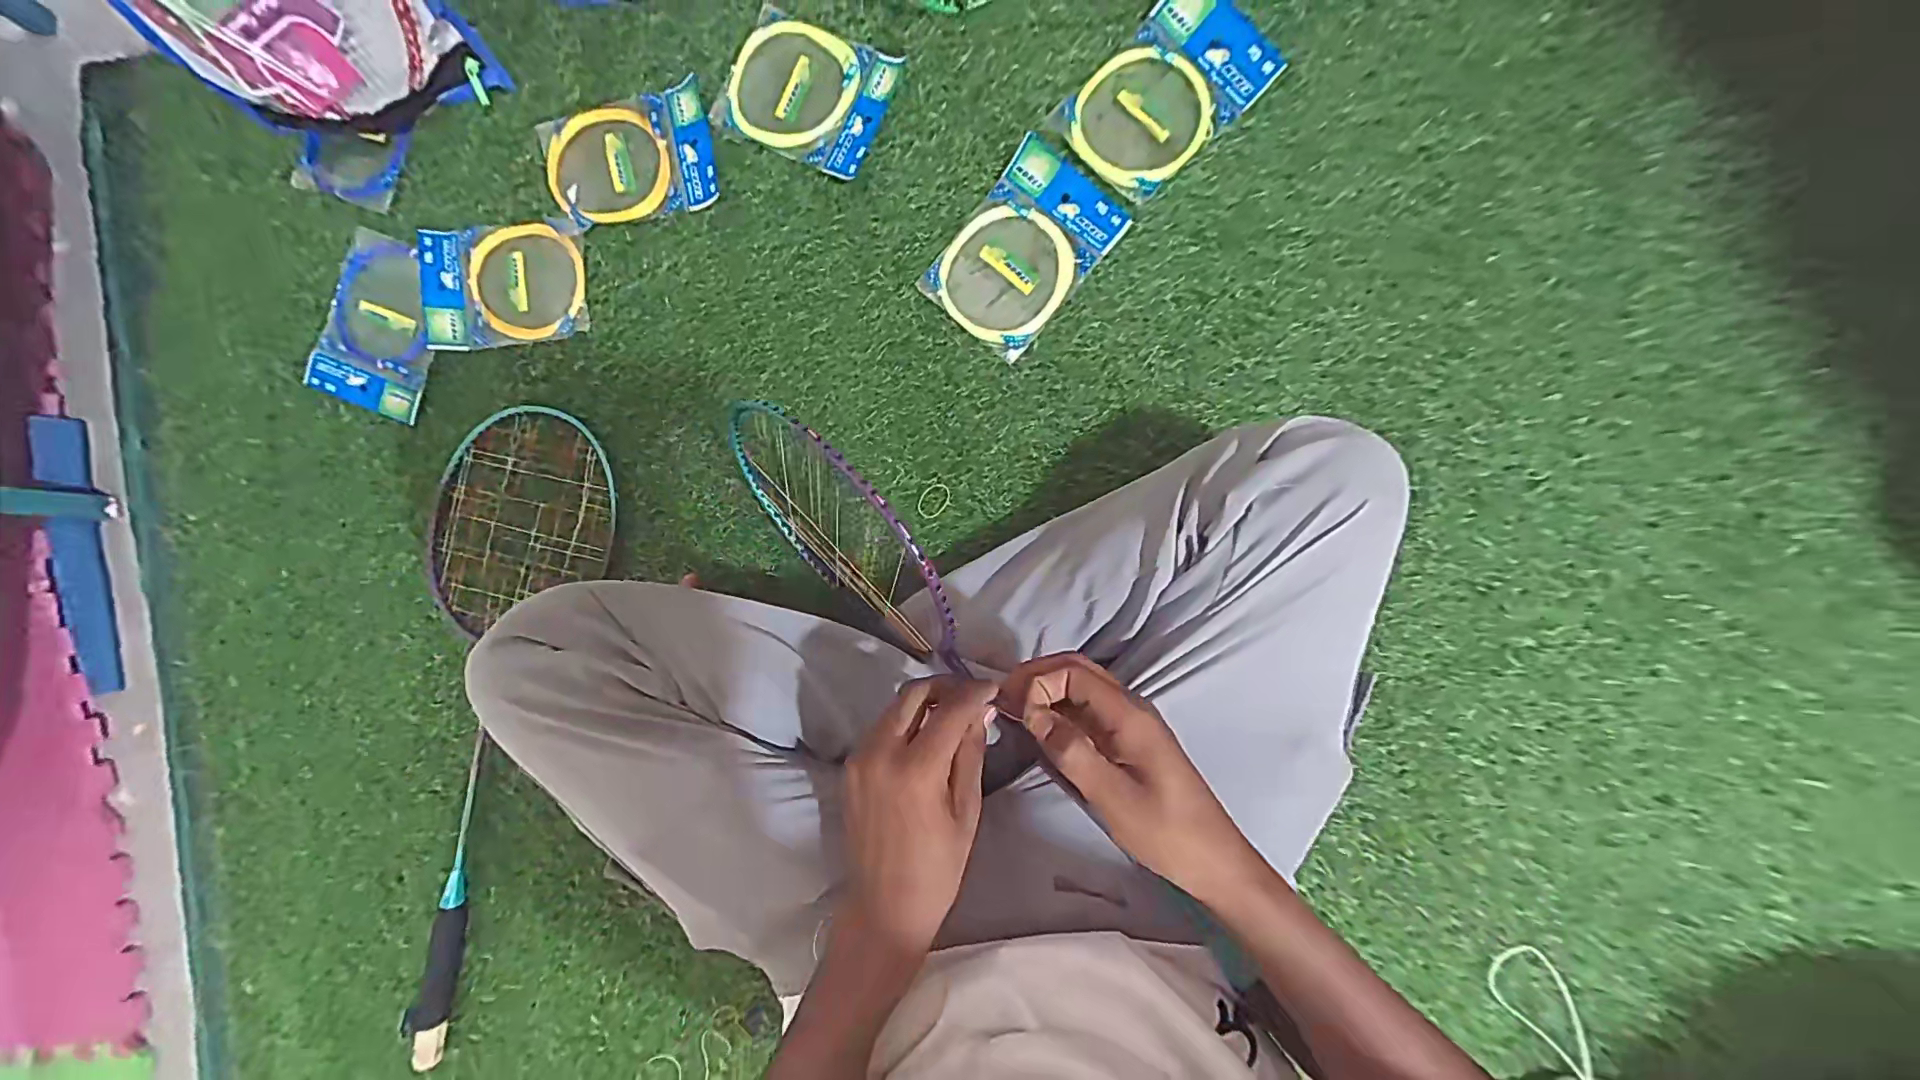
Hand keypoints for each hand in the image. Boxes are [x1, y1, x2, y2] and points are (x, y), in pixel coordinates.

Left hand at [841, 676, 993, 956]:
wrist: (883, 908)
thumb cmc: (937, 869)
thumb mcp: (966, 811)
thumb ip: (970, 754)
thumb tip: (981, 712)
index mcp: (916, 769)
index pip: (950, 708)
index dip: (975, 692)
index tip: (993, 687)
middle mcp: (881, 753)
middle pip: (914, 693)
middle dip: (946, 687)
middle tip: (971, 696)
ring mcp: (860, 758)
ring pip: (895, 707)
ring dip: (925, 701)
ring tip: (952, 714)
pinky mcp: (850, 767)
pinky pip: (881, 727)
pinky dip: (906, 721)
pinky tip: (926, 736)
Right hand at [1001, 653, 1266, 905]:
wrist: (1213, 860)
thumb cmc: (1164, 831)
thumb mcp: (1112, 796)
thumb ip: (1070, 750)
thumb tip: (1031, 712)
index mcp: (1129, 715)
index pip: (1074, 672)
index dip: (1037, 680)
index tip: (1010, 707)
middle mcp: (1130, 708)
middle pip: (1077, 670)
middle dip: (1037, 676)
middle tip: (1003, 699)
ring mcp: (1130, 723)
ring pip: (1082, 688)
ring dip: (1046, 690)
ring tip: (1013, 710)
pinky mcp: (1127, 740)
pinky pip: (1088, 710)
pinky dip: (1059, 709)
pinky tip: (1039, 727)